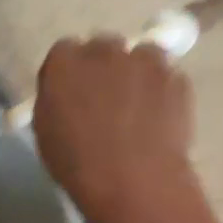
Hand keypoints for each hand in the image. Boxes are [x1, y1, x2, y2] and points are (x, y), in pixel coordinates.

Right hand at [32, 35, 199, 222]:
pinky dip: (160, 87)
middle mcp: (105, 52)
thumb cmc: (74, 159)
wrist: (131, 177)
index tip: (68, 89)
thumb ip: (55, 98)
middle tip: (101, 93)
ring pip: (141, 54)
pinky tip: (155, 114)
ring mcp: (146, 63)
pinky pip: (166, 75)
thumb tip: (66, 93)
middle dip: (102, 63)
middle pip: (103, 45)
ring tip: (134, 100)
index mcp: (64, 64)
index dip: (67, 69)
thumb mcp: (45, 128)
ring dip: (136, 70)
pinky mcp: (177, 78)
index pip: (64, 49)